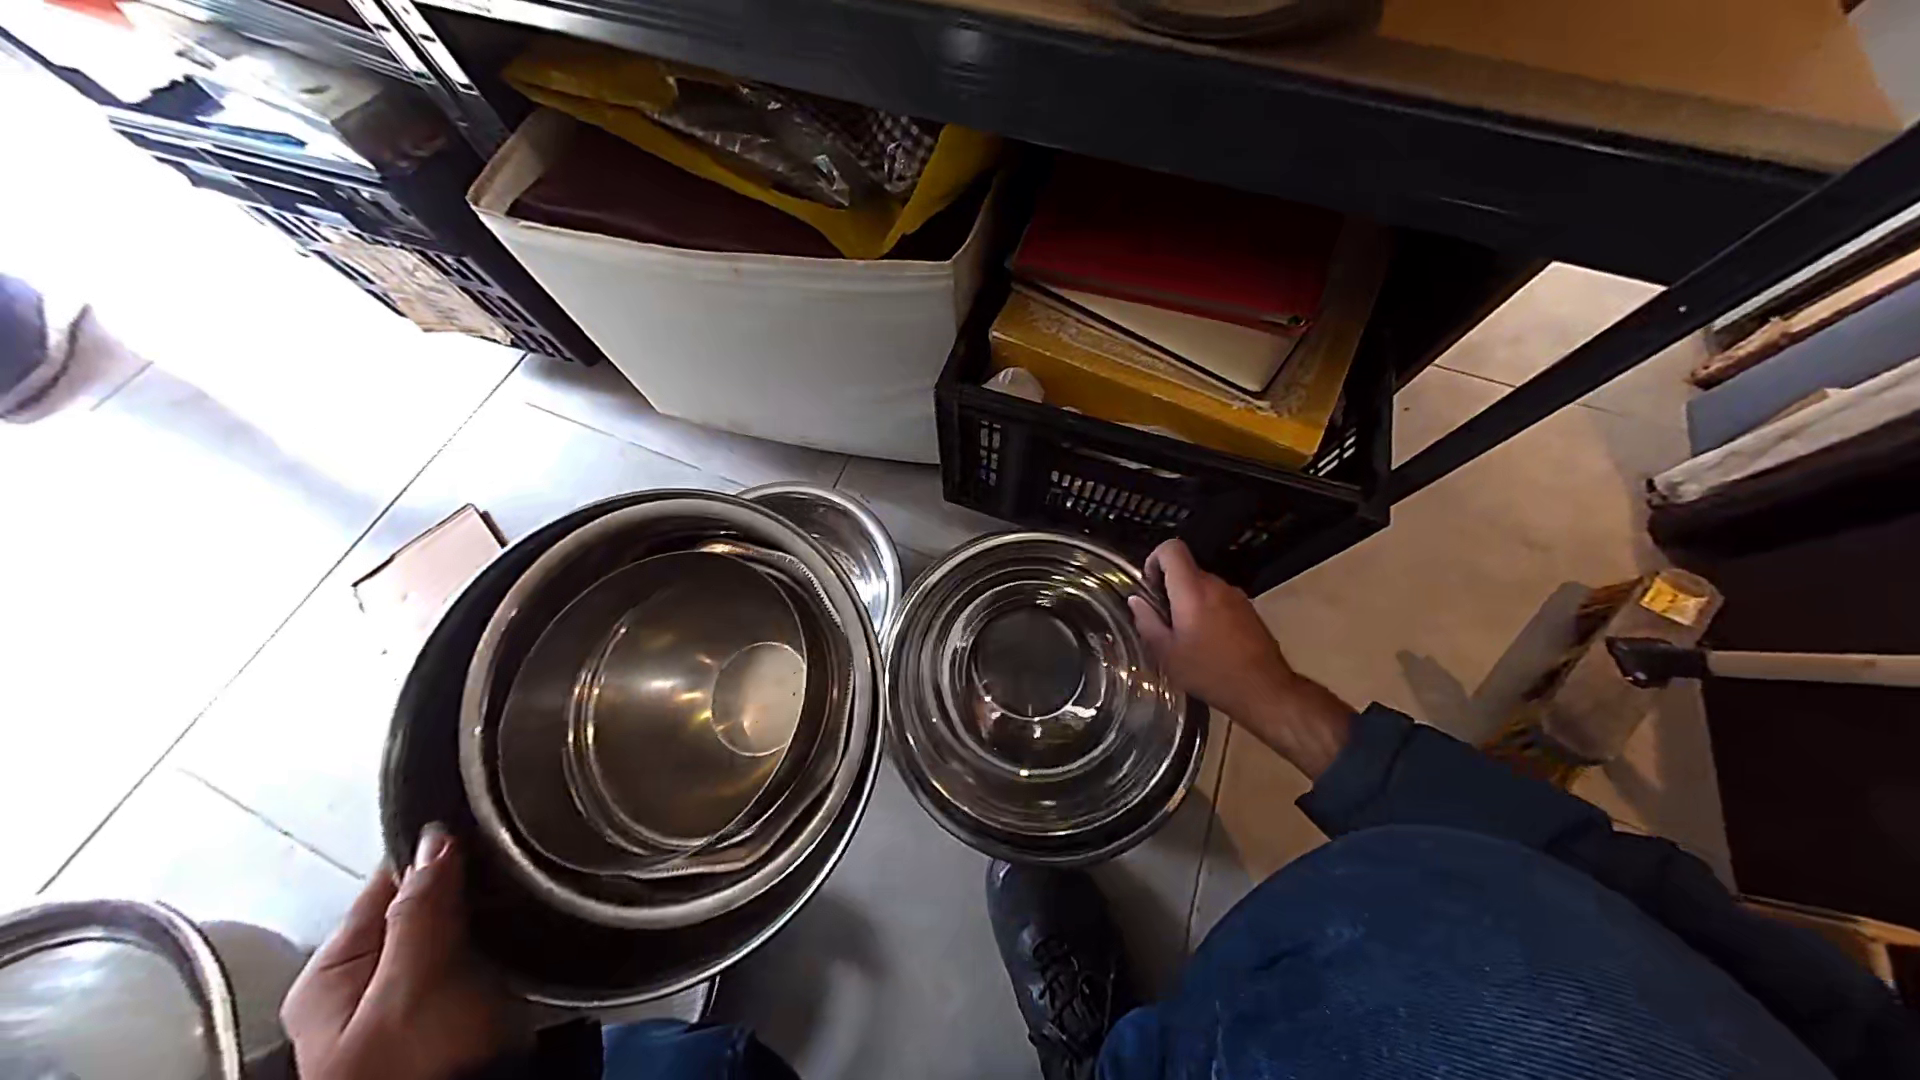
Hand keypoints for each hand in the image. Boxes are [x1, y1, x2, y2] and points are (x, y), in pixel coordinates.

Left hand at [282, 825, 521, 1079]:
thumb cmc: (421, 1061)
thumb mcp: (415, 985)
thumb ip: (421, 910)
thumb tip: (435, 835)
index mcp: (331, 973)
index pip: (388, 880)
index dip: (439, 852)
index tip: (490, 831)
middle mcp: (363, 977)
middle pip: (423, 900)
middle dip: (468, 878)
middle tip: (515, 860)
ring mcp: (408, 991)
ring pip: (456, 918)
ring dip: (489, 900)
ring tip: (527, 880)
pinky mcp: (452, 998)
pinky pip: (476, 941)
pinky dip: (498, 923)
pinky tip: (523, 913)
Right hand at [1129, 539, 1353, 778]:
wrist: (1264, 689)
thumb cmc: (1210, 673)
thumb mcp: (1166, 653)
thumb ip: (1146, 621)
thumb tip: (1136, 601)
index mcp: (1192, 591)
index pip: (1172, 548)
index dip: (1154, 560)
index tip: (1150, 587)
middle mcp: (1216, 585)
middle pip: (1186, 570)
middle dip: (1170, 589)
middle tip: (1164, 621)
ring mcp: (1236, 596)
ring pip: (1202, 586)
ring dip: (1189, 602)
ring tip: (1186, 636)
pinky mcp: (1248, 609)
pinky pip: (1219, 599)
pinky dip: (1207, 610)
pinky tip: (1208, 641)